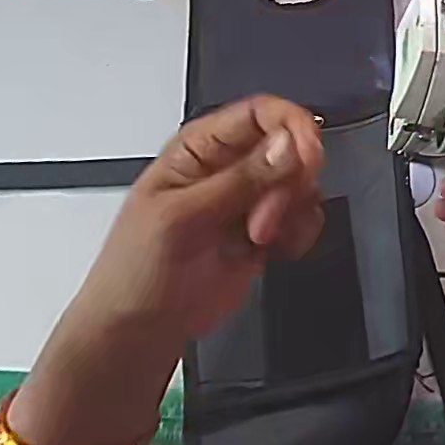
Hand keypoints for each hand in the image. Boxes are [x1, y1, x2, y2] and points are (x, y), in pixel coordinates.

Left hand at [72, 94, 326, 342]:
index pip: (259, 113)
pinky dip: (300, 233)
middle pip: (289, 146)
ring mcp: (248, 198)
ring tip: (258, 238)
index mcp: (201, 147)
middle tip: (267, 214)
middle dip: (290, 181)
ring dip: (292, 212)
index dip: (292, 125)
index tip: (310, 153)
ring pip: (301, 181)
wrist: (140, 331)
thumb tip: (286, 144)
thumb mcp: (181, 217)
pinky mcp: (265, 229)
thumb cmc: (135, 270)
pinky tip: (273, 250)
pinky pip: (304, 215)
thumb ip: (239, 180)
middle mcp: (229, 166)